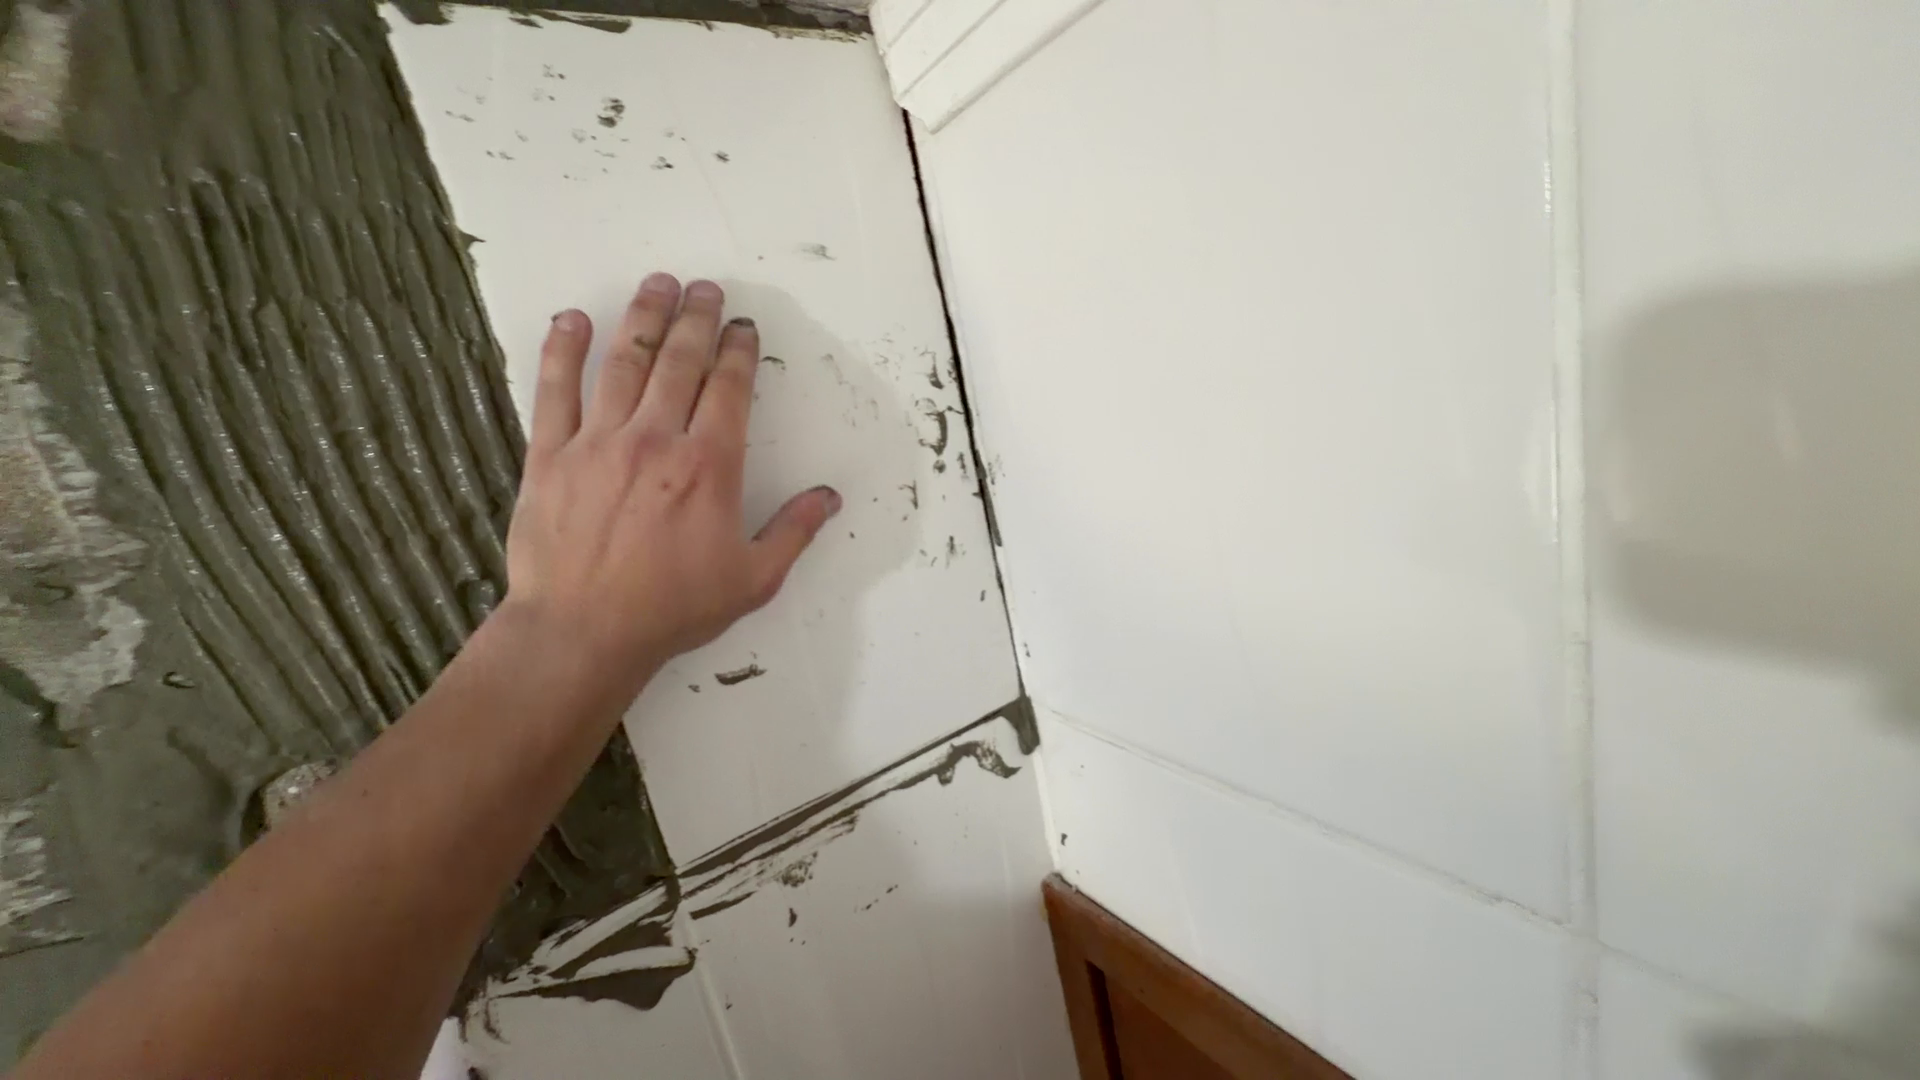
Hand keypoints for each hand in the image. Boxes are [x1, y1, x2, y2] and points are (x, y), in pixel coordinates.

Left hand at [498, 273, 839, 693]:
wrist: (584, 632)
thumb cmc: (674, 608)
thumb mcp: (754, 579)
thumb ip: (794, 531)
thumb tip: (829, 498)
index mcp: (709, 465)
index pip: (729, 388)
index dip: (738, 350)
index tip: (742, 327)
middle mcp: (656, 440)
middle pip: (680, 361)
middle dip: (696, 318)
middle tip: (704, 288)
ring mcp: (599, 442)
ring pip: (624, 362)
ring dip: (643, 318)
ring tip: (656, 284)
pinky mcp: (551, 455)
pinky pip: (554, 390)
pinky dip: (562, 350)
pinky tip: (570, 319)